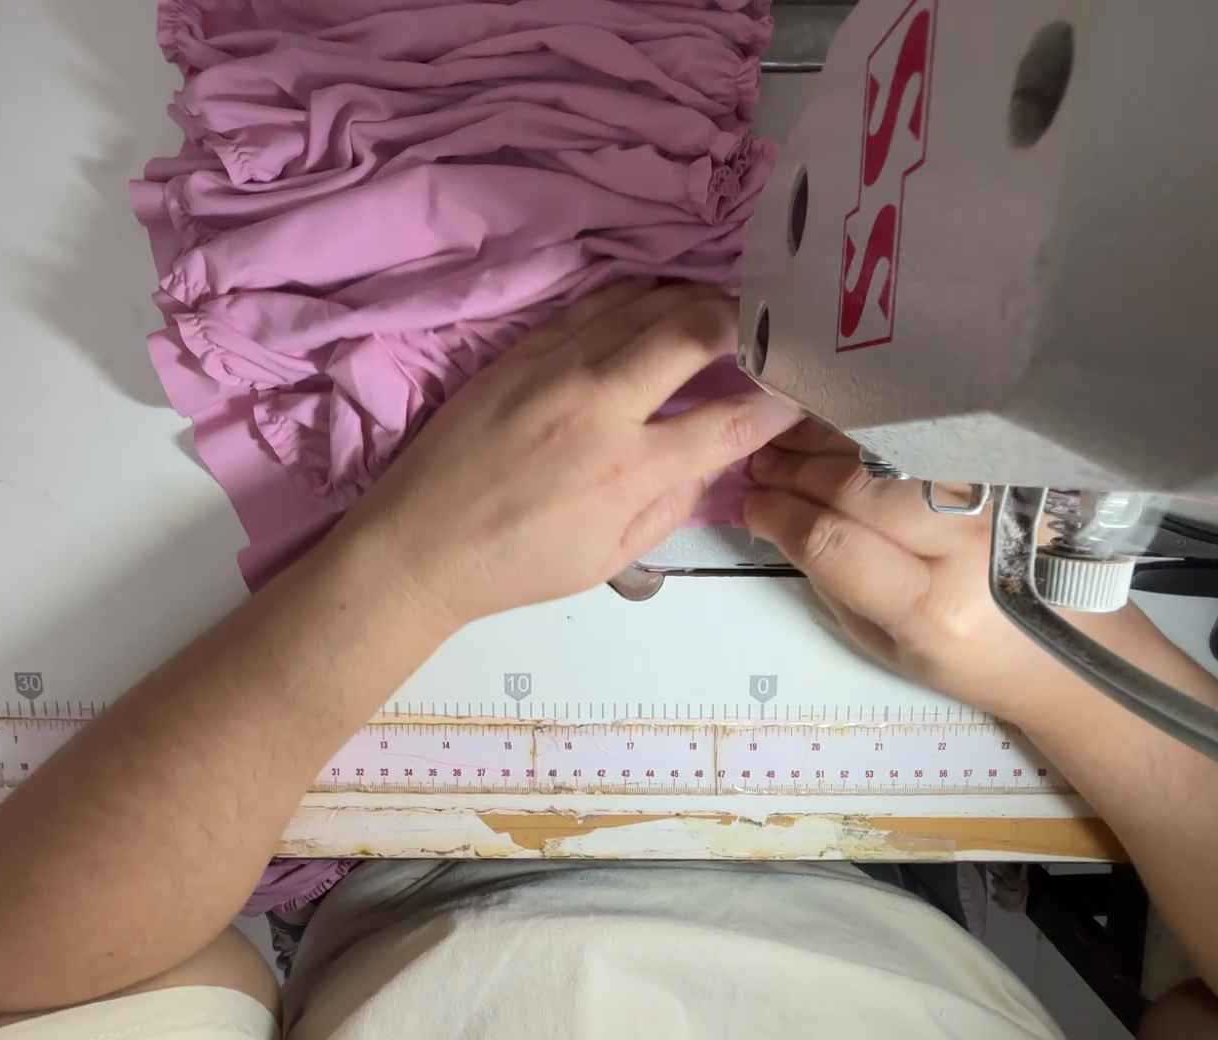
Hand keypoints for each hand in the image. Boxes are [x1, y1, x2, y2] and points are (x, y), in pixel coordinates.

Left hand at [340, 280, 800, 625]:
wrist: (420, 544)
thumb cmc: (517, 565)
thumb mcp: (609, 559)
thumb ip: (671, 505)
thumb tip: (710, 458)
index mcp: (627, 471)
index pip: (729, 421)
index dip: (777, 401)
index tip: (798, 390)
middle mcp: (598, 405)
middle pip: (694, 331)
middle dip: (744, 321)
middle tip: (762, 327)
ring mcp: (555, 367)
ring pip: (645, 301)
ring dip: (692, 298)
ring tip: (716, 308)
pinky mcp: (520, 349)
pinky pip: (593, 302)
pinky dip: (636, 297)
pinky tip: (651, 306)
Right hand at [742, 422, 1121, 716]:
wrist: (1072, 652)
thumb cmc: (966, 661)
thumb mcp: (880, 642)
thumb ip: (830, 577)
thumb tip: (779, 519)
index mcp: (931, 608)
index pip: (831, 541)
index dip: (778, 514)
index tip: (749, 504)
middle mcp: (968, 546)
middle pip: (855, 488)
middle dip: (793, 472)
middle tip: (757, 464)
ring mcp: (996, 500)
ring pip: (887, 454)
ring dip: (823, 443)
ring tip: (784, 442)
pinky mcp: (1010, 472)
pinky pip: (925, 441)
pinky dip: (869, 433)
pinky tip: (834, 432)